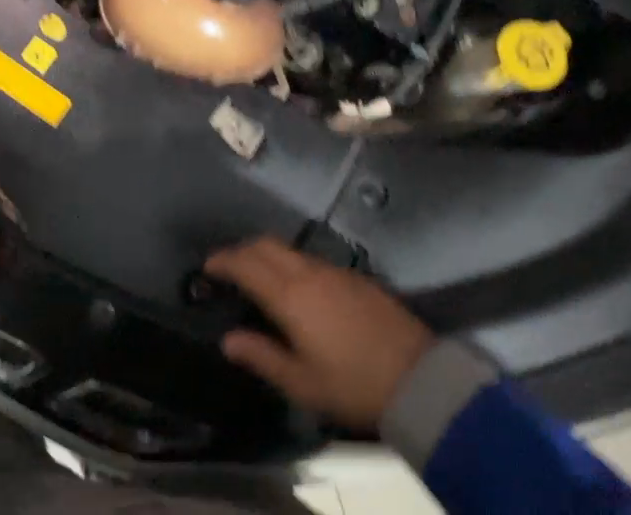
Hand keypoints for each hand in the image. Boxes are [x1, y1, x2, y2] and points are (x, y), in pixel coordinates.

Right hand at [204, 238, 434, 431]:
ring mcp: (338, 274)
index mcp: (290, 295)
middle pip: (267, 245)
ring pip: (292, 251)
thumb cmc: (354, 385)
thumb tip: (228, 340)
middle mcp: (310, 274)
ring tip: (261, 277)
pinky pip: (315, 262)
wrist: (423, 382)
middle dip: (242, 251)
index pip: (245, 264)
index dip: (222, 261)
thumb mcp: (302, 382)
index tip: (207, 267)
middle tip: (229, 267)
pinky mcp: (360, 280)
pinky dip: (295, 266)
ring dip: (269, 256)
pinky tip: (301, 289)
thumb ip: (261, 356)